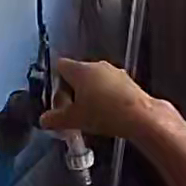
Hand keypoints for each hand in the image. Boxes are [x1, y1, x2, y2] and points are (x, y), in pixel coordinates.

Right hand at [41, 58, 169, 141]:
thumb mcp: (74, 120)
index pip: (60, 66)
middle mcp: (97, 66)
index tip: (58, 101)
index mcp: (80, 69)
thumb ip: (55, 119)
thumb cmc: (104, 113)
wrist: (140, 117)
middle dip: (72, 92)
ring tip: (90, 116)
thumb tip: (45, 120)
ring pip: (95, 81)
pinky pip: (110, 87)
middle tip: (72, 112)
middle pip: (77, 74)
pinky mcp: (128, 83)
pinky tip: (107, 115)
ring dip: (89, 96)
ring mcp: (115, 73)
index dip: (55, 83)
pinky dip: (105, 98)